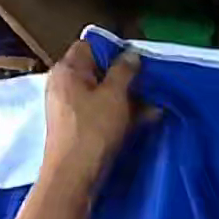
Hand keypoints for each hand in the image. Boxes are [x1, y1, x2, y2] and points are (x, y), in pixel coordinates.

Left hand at [40, 39, 141, 193]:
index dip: (114, 51)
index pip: (90, 47)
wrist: (75, 172)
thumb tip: (131, 53)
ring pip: (103, 92)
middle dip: (125, 76)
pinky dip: (120, 111)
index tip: (139, 61)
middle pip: (98, 70)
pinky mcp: (79, 123)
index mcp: (68, 70)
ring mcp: (70, 105)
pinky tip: (144, 119)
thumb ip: (124, 71)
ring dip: (128, 97)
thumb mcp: (115, 95)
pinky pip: (102, 109)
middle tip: (150, 83)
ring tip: (154, 104)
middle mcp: (64, 84)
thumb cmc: (94, 129)